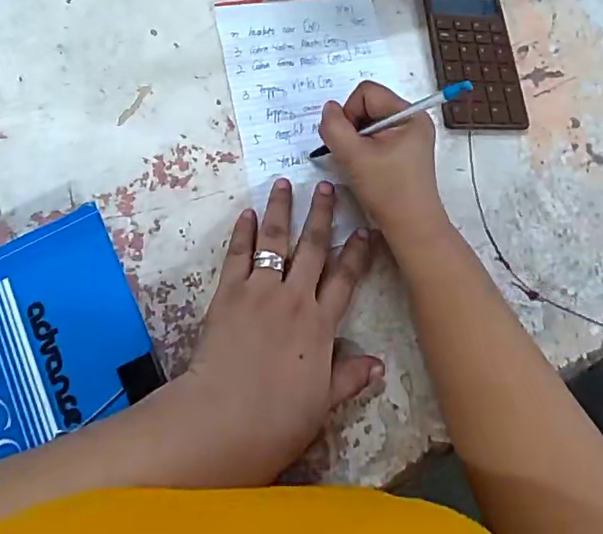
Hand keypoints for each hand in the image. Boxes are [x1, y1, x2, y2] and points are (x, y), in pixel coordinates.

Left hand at [169, 179, 379, 484]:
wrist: (223, 419)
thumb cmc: (277, 419)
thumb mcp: (321, 404)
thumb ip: (348, 378)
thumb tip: (379, 364)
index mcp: (320, 325)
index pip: (345, 279)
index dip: (357, 253)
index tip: (365, 229)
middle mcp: (294, 298)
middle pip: (313, 247)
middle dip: (321, 214)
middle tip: (327, 186)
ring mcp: (260, 291)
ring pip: (275, 240)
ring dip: (281, 209)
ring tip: (283, 183)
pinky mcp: (229, 292)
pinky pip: (238, 255)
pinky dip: (243, 232)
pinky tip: (247, 213)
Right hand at [319, 80, 448, 245]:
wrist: (412, 228)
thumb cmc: (388, 191)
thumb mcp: (354, 156)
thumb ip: (334, 127)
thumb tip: (328, 109)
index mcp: (409, 114)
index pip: (366, 92)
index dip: (349, 112)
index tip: (350, 141)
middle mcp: (412, 119)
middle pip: (367, 104)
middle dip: (352, 125)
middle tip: (351, 153)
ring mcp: (409, 135)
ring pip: (368, 120)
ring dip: (356, 138)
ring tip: (358, 161)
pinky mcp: (404, 149)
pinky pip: (375, 134)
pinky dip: (363, 146)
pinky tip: (364, 165)